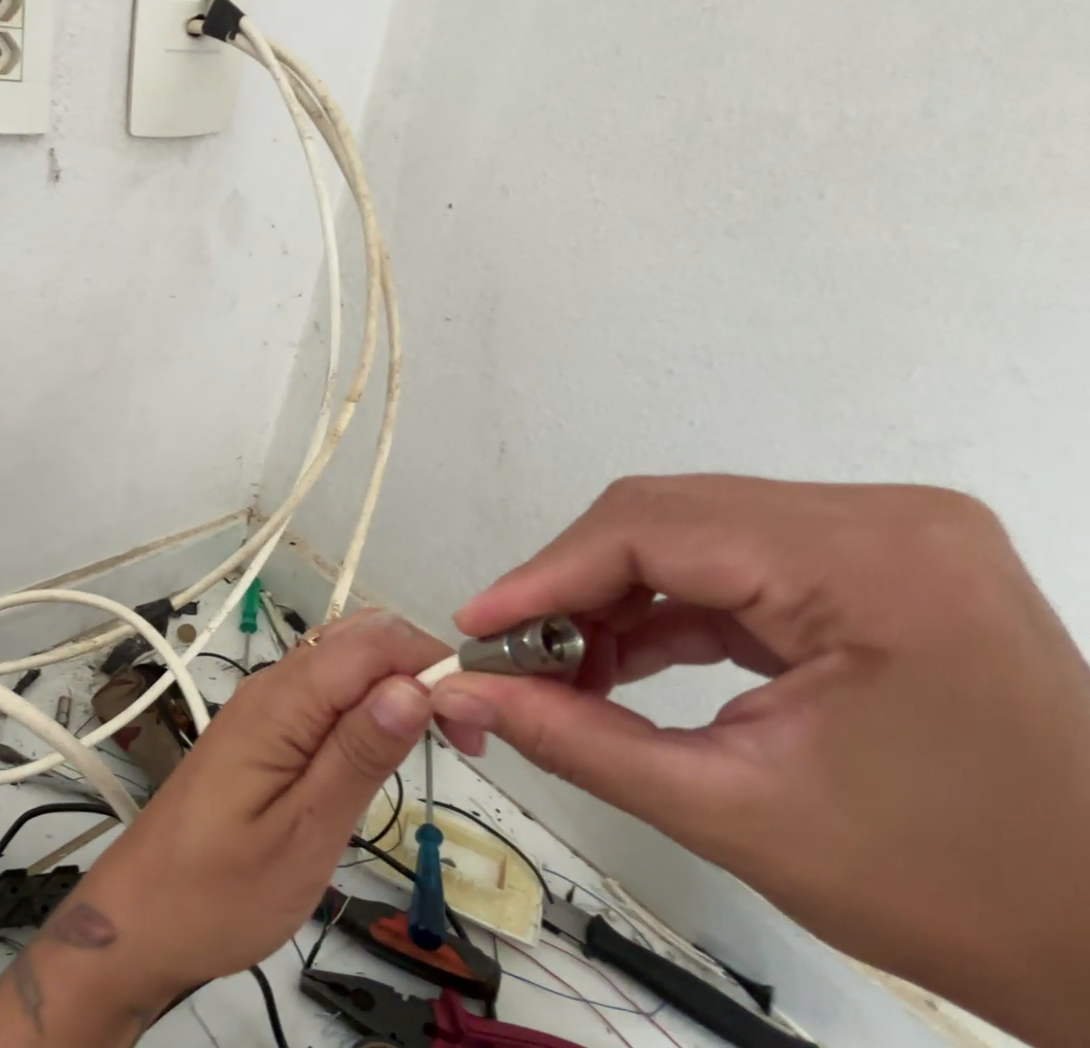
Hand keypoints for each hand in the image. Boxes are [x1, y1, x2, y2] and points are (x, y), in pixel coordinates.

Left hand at [0, 610, 448, 1047]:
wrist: (139, 920)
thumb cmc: (219, 892)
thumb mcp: (304, 833)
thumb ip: (358, 754)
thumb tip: (415, 685)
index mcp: (279, 703)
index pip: (373, 641)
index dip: (433, 664)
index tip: (473, 728)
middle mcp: (267, 688)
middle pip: (357, 639)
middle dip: (419, 669)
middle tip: (459, 740)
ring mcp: (259, 709)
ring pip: (340, 663)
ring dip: (395, 686)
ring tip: (431, 746)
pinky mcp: (257, 734)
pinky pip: (321, 695)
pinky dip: (363, 707)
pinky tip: (378, 750)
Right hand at [433, 476, 1089, 1046]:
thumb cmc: (943, 884)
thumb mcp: (730, 812)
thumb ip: (575, 741)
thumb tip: (458, 697)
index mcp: (870, 563)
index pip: (653, 528)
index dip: (543, 576)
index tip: (472, 634)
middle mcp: (882, 520)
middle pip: (665, 518)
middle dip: (569, 588)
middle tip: (507, 660)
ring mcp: (885, 539)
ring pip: (688, 536)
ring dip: (607, 601)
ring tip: (555, 673)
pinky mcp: (874, 570)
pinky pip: (729, 567)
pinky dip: (658, 614)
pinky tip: (614, 665)